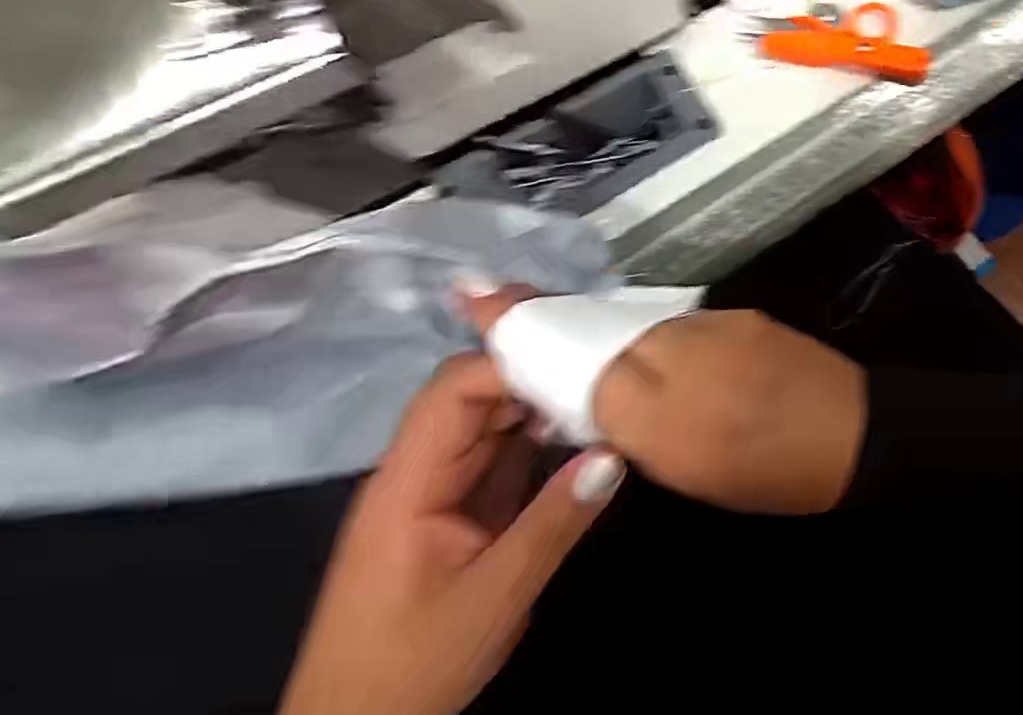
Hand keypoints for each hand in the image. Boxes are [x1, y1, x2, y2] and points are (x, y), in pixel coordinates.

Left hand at [278, 355, 622, 714]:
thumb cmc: (408, 667)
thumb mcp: (493, 596)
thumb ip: (554, 522)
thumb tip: (614, 452)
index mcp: (408, 483)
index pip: (453, 392)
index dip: (511, 363)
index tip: (577, 356)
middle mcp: (420, 473)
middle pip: (475, 396)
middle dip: (537, 374)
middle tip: (606, 367)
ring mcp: (440, 489)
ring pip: (493, 422)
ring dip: (544, 403)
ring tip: (606, 389)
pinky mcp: (460, 507)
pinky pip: (504, 454)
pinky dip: (543, 437)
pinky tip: (585, 430)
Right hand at [465, 291, 866, 514]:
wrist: (854, 431)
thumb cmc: (773, 474)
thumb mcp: (691, 470)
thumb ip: (633, 428)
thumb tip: (590, 393)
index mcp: (669, 415)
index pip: (581, 367)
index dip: (529, 334)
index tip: (479, 296)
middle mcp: (688, 357)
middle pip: (603, 333)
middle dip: (556, 322)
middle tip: (503, 302)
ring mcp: (720, 328)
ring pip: (641, 325)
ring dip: (608, 331)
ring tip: (577, 337)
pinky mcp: (743, 316)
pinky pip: (680, 323)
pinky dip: (656, 334)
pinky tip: (651, 349)